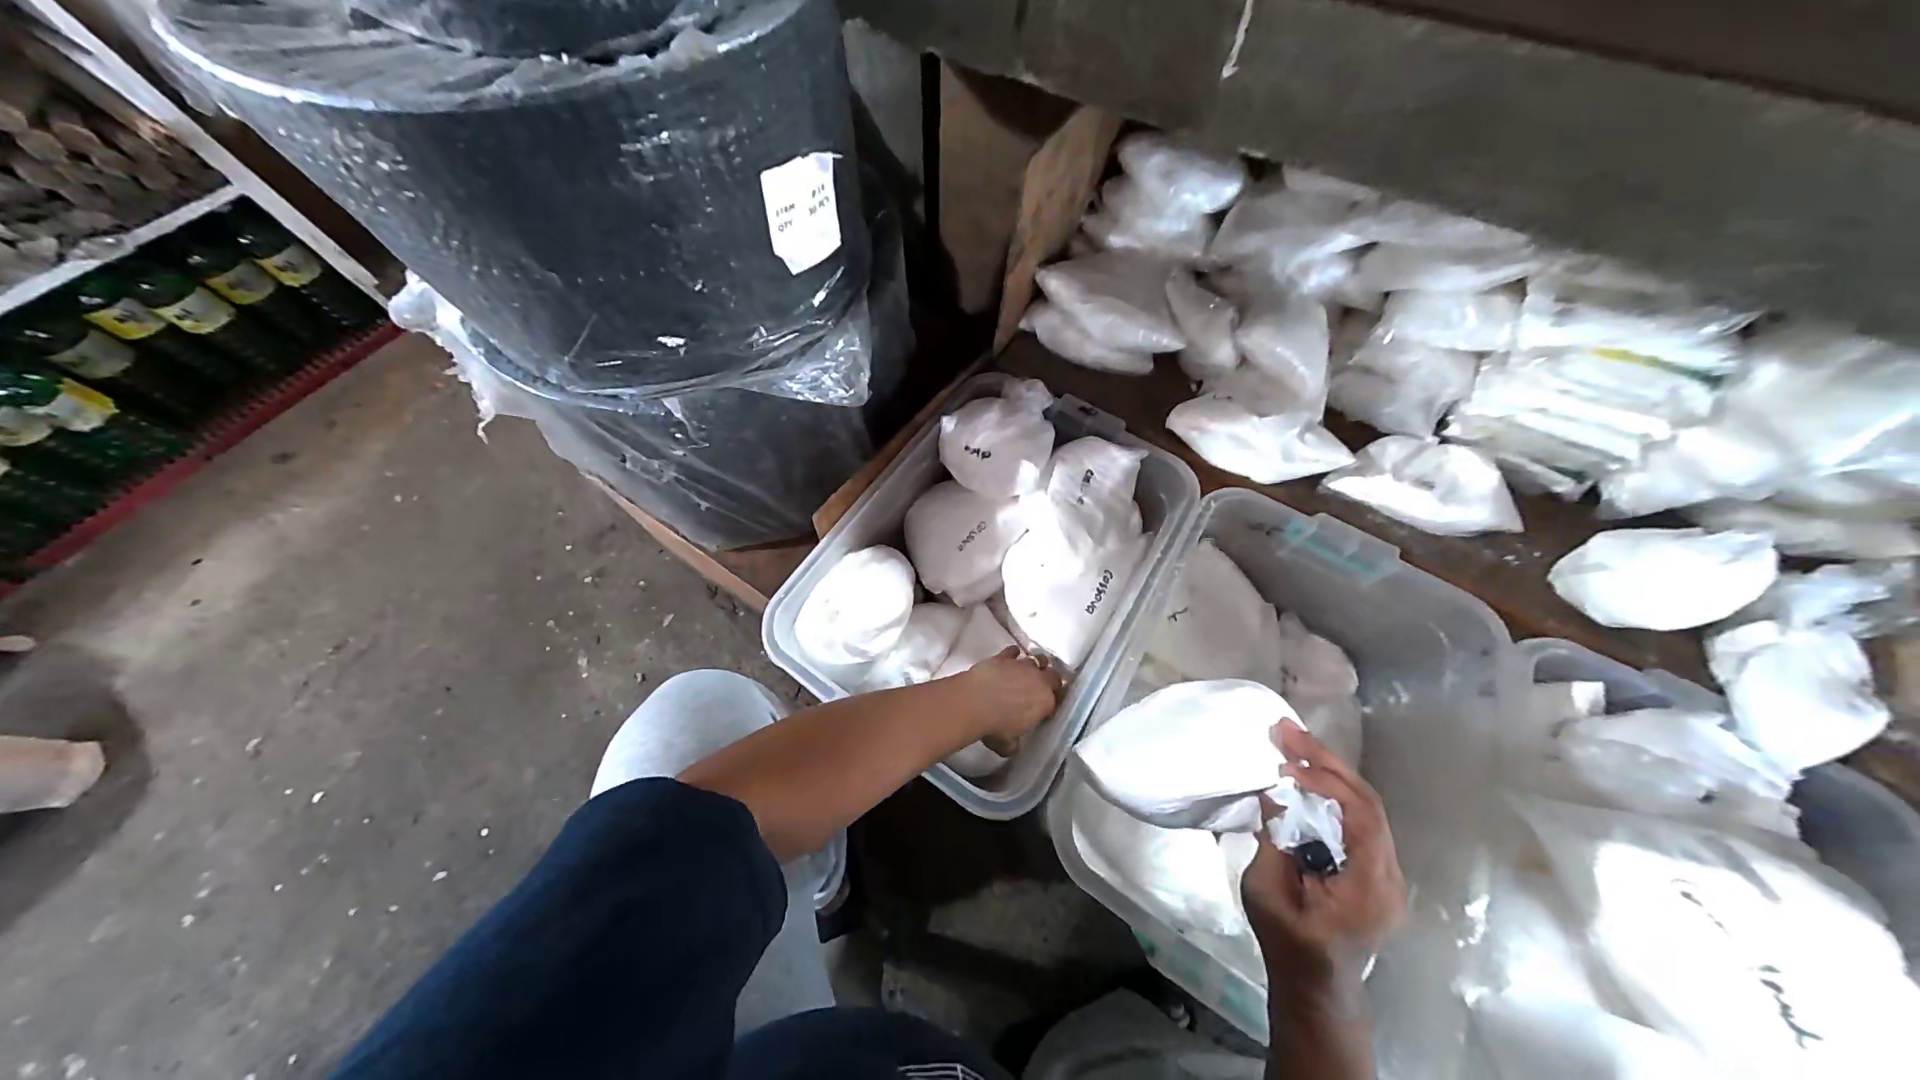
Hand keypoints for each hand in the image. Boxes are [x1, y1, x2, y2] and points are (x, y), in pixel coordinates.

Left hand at [960, 647, 1063, 747]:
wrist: (974, 702)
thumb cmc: (995, 726)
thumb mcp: (1008, 745)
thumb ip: (1014, 744)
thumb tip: (1012, 746)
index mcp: (1046, 702)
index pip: (1058, 700)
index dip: (1053, 701)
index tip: (1047, 705)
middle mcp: (1039, 680)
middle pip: (1053, 675)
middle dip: (1050, 679)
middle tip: (1042, 686)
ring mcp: (1022, 665)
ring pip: (1037, 659)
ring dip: (1034, 665)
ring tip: (1027, 671)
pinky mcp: (1004, 657)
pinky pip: (1013, 651)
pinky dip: (1013, 654)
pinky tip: (1009, 658)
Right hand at [1241, 721, 1405, 993]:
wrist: (1315, 986)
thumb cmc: (1288, 944)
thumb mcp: (1267, 892)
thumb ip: (1273, 840)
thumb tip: (1274, 791)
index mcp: (1370, 886)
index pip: (1362, 815)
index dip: (1326, 782)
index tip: (1285, 765)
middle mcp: (1389, 874)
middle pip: (1366, 801)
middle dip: (1324, 760)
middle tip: (1285, 729)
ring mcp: (1385, 871)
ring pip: (1363, 805)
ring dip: (1326, 769)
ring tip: (1290, 740)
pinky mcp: (1372, 867)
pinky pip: (1355, 818)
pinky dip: (1329, 790)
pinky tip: (1303, 772)